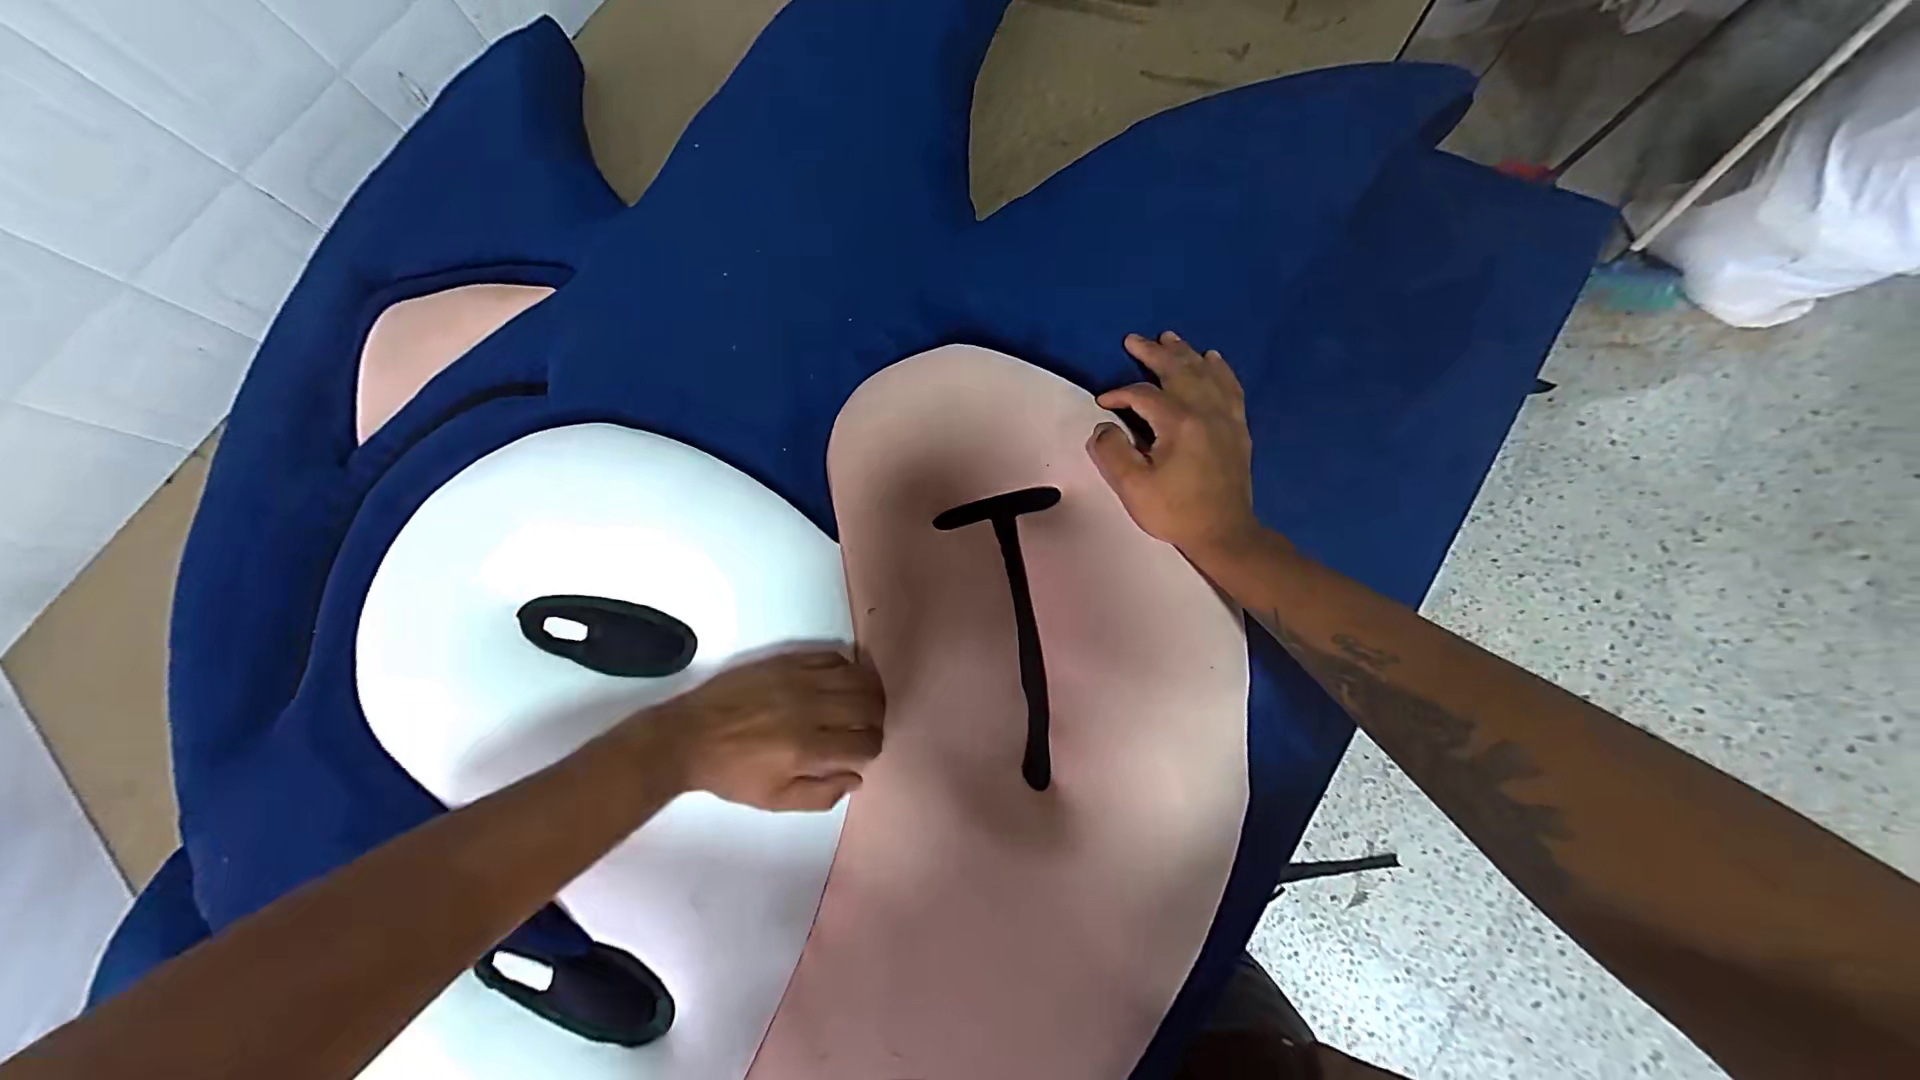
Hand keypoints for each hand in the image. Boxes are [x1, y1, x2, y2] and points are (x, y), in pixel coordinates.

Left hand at [631, 649, 884, 811]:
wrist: (688, 736)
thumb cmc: (732, 773)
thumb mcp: (774, 800)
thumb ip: (820, 795)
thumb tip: (856, 777)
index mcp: (807, 749)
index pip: (865, 742)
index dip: (874, 748)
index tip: (866, 750)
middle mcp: (810, 709)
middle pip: (869, 705)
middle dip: (878, 718)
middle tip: (870, 725)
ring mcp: (799, 680)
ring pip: (857, 676)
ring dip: (870, 690)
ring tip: (865, 700)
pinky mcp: (787, 661)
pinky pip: (832, 657)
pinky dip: (847, 668)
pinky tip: (843, 680)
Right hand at [1088, 332, 1262, 555]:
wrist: (1224, 532)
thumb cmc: (1175, 510)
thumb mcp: (1133, 486)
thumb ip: (1112, 451)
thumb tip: (1104, 426)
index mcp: (1179, 423)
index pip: (1143, 395)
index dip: (1119, 394)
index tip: (1102, 402)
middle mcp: (1206, 411)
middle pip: (1178, 371)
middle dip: (1153, 353)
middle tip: (1134, 339)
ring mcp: (1226, 418)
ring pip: (1205, 373)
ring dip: (1185, 353)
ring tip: (1170, 337)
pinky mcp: (1237, 428)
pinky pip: (1230, 387)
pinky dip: (1220, 369)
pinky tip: (1213, 359)